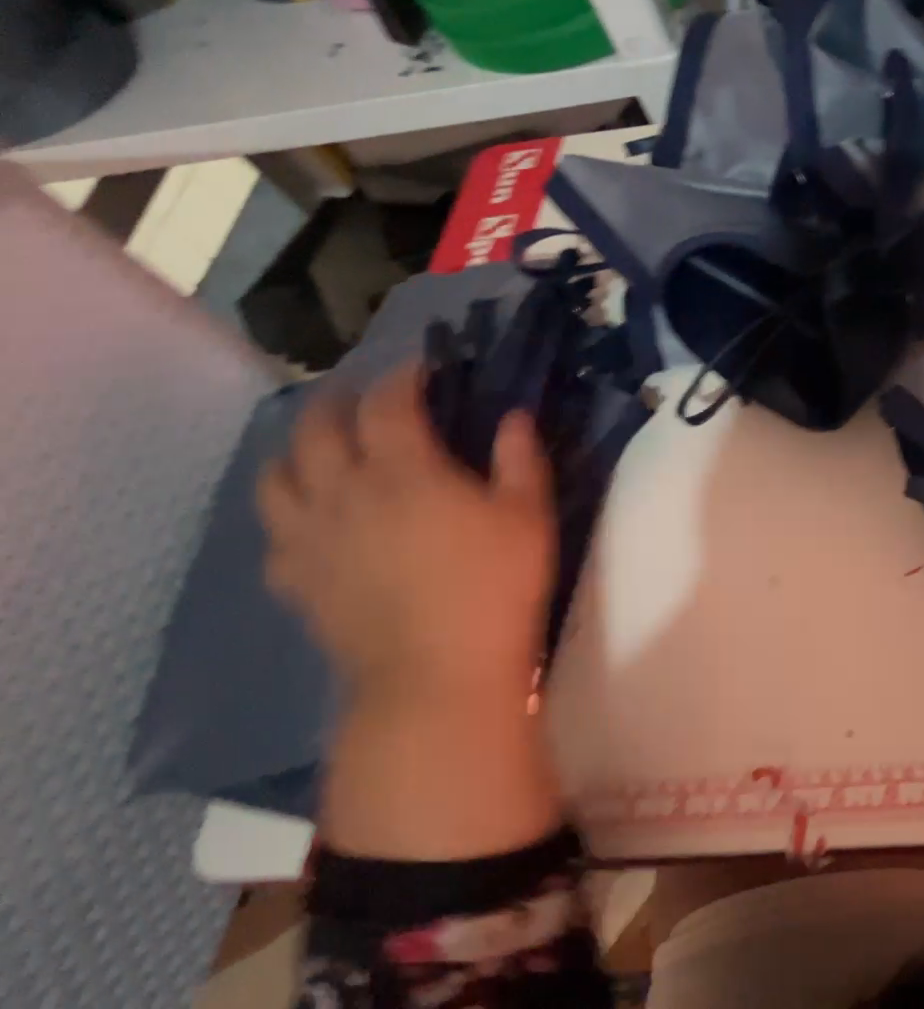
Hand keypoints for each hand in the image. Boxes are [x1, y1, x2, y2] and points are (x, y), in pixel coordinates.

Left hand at [257, 364, 555, 709]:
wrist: (437, 676)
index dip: (404, 376)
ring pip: (276, 473)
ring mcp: (307, 536)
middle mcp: (341, 490)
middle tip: (369, 402)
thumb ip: (520, 460)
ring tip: (326, 453)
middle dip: (340, 401)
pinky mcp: (294, 579)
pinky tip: (316, 523)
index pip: (388, 401)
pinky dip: (291, 513)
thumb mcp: (529, 518)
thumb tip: (513, 416)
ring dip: (300, 450)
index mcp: (402, 469)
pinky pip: (274, 532)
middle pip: (315, 425)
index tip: (423, 368)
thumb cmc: (496, 590)